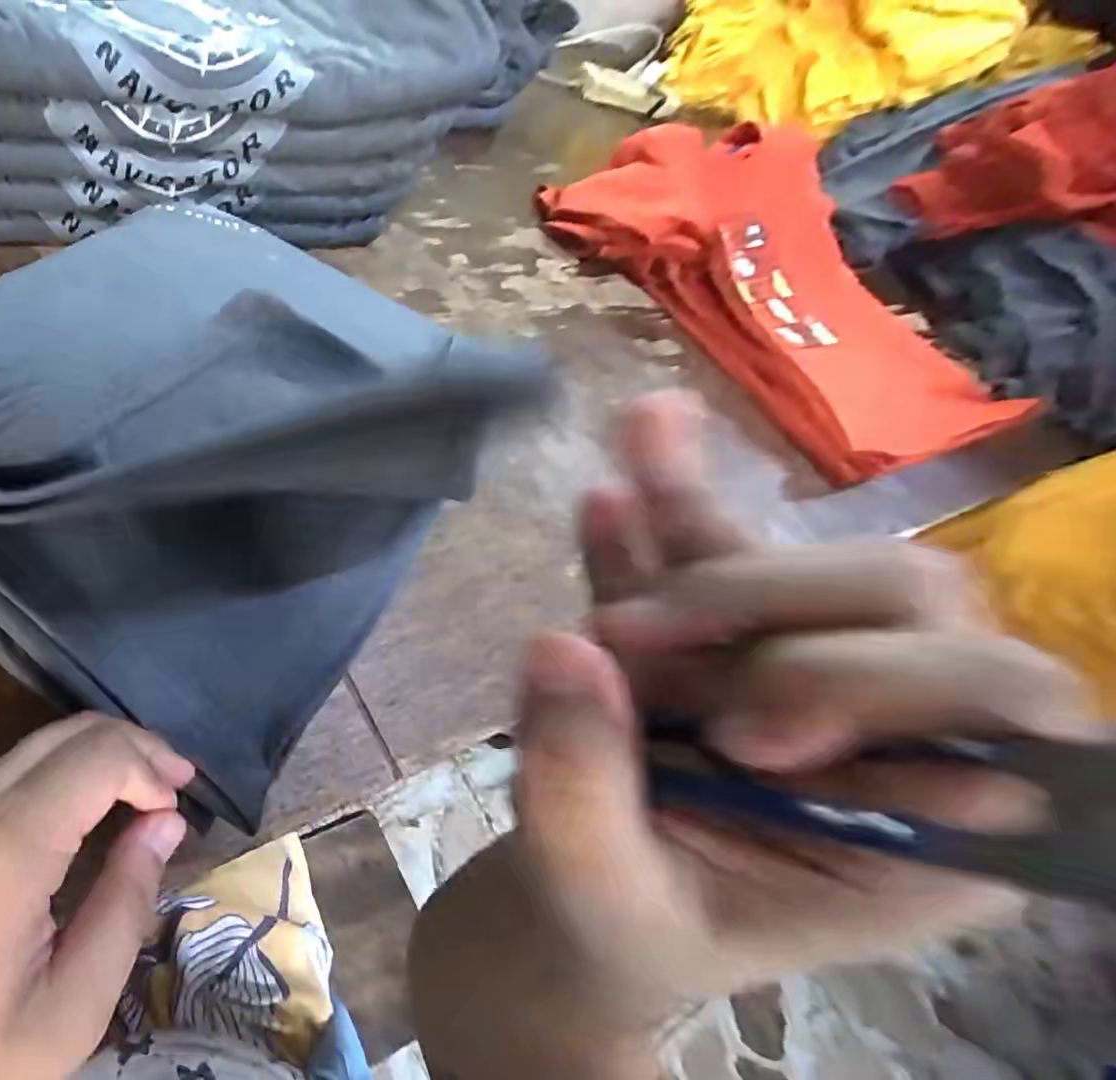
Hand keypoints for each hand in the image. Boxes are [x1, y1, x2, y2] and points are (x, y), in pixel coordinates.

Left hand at [0, 714, 194, 1079]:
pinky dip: (65, 770)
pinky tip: (86, 808)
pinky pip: (14, 770)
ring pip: (42, 744)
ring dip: (100, 754)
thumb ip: (126, 903)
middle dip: (134, 746)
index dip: (152, 767)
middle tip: (178, 784)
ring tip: (145, 791)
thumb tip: (165, 824)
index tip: (183, 808)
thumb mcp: (69, 1007)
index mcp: (12, 839)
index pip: (101, 755)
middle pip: (72, 733)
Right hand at [410, 393, 1104, 1079]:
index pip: (1002, 715)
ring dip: (699, 506)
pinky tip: (617, 474)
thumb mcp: (594, 884)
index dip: (874, 690)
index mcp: (925, 829)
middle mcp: (871, 731)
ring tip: (643, 427)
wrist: (565, 912)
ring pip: (769, 565)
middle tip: (627, 643)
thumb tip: (559, 645)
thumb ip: (579, 780)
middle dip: (754, 605)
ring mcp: (764, 673)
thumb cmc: (609, 926)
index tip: (735, 737)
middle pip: (889, 607)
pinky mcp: (683, 648)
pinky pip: (668, 567)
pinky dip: (642, 523)